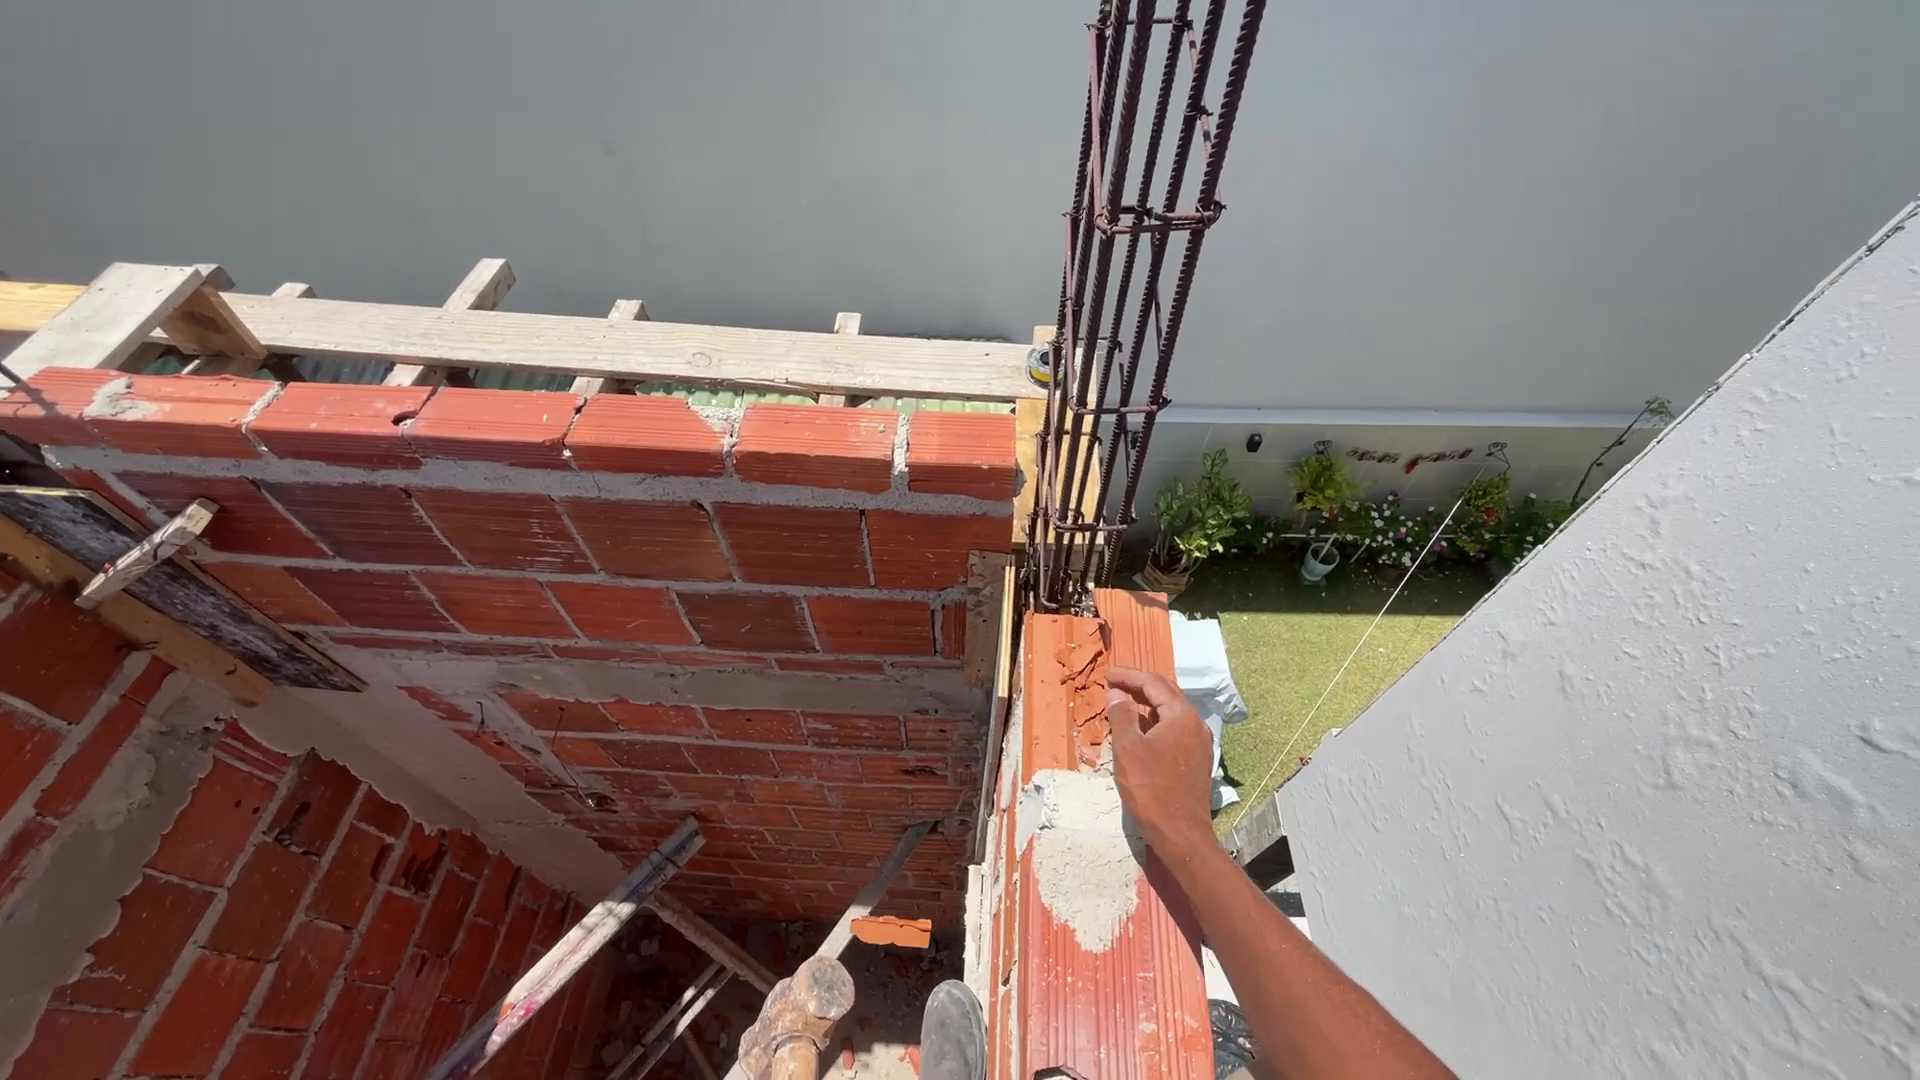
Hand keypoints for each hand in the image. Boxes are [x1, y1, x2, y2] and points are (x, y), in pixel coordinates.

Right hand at [1107, 666, 1214, 861]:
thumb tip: (1117, 694)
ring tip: (1122, 703)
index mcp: (1181, 715)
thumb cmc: (1151, 789)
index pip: (1153, 683)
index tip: (1107, 674)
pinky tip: (1140, 729)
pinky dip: (1155, 721)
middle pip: (1166, 693)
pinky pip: (1174, 728)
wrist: (1180, 834)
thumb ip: (1121, 715)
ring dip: (1147, 704)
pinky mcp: (1197, 759)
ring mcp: (1199, 742)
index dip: (1128, 675)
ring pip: (1171, 711)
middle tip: (1113, 684)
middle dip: (1138, 685)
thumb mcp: (1128, 749)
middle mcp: (1196, 723)